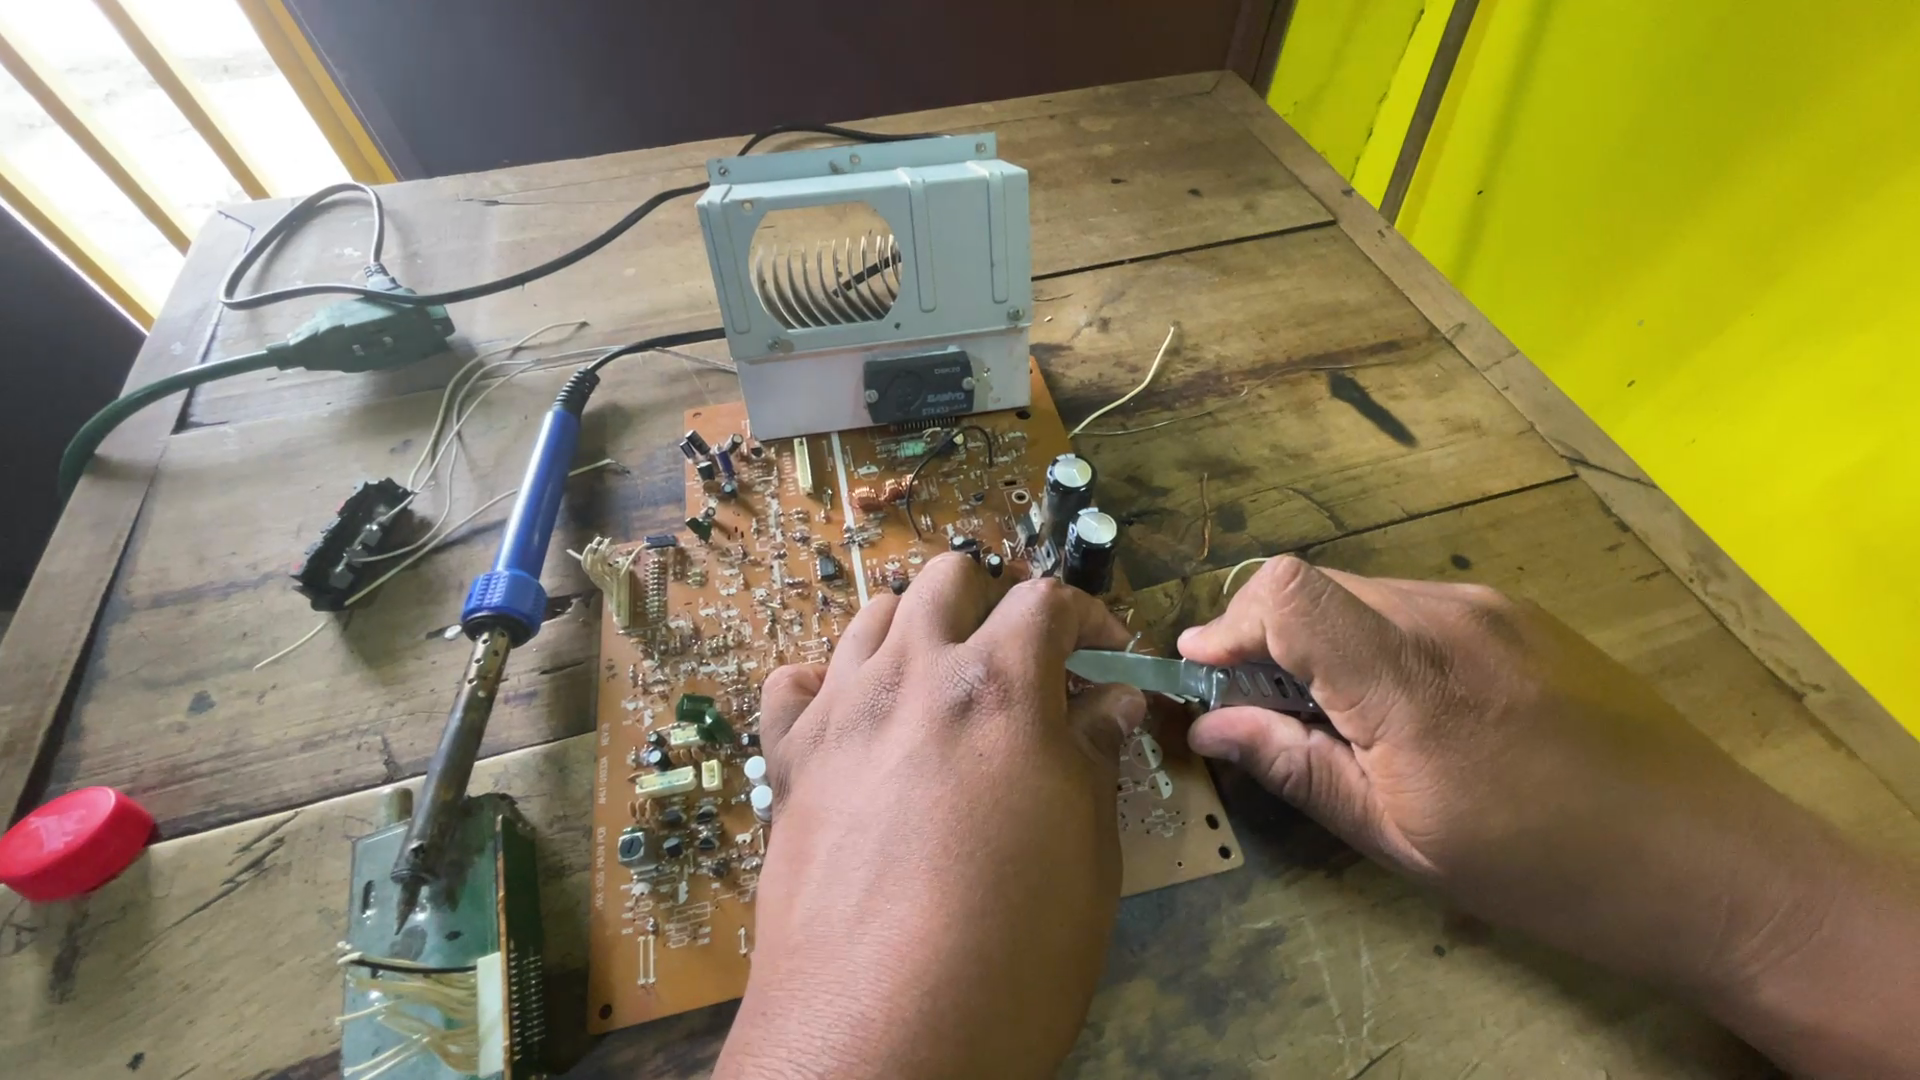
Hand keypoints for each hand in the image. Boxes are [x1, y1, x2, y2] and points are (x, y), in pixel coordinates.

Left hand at [715, 554, 1143, 1079]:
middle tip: (1020, 659)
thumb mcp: (1086, 850)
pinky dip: (829, 682)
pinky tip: (856, 718)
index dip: (1089, 615)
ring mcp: (841, 710)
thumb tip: (1110, 700)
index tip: (1105, 654)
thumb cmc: (1009, 948)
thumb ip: (1094, 754)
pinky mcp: (791, 758)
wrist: (873, 1038)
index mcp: (995, 685)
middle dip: (994, 600)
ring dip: (918, 628)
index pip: (1047, 600)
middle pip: (948, 577)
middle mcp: (910, 674)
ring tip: (943, 682)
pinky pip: (796, 682)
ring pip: (873, 613)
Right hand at [1176, 557, 1852, 1007]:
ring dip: (1315, 637)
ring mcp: (1487, 606)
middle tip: (1255, 702)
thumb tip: (1206, 727)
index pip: (1289, 594)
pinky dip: (1365, 637)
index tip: (1202, 667)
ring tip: (1328, 707)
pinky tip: (1394, 697)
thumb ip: (1292, 765)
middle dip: (1261, 635)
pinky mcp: (1514, 612)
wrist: (1719, 869)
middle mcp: (1445, 617)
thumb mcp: (1395, 836)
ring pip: (1356, 593)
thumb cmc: (1542, 870)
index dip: (1229, 622)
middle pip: (1312, 586)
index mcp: (1410, 682)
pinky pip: (1406, 604)